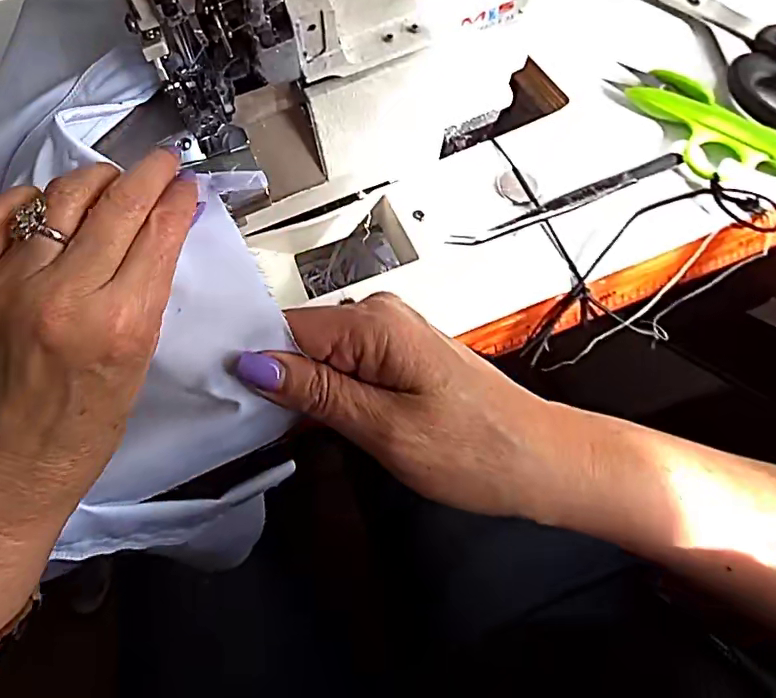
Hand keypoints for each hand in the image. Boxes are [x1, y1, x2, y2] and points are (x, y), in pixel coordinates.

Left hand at [0, 149, 200, 546]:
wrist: (9, 468)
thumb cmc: (89, 425)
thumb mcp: (142, 356)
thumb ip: (152, 285)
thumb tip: (166, 227)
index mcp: (121, 321)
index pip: (159, 232)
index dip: (179, 197)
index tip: (187, 183)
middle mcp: (68, 295)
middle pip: (120, 204)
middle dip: (151, 172)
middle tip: (164, 160)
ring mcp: (14, 284)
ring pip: (64, 197)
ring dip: (99, 177)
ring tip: (113, 181)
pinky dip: (28, 197)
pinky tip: (49, 204)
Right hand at [234, 293, 573, 522]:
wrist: (539, 459)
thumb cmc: (481, 447)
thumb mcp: (385, 429)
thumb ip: (316, 393)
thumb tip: (259, 365)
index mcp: (377, 323)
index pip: (287, 327)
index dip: (257, 363)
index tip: (235, 396)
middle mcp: (383, 315)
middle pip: (302, 338)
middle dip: (282, 380)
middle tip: (276, 427)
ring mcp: (392, 332)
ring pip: (322, 353)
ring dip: (307, 389)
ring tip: (315, 430)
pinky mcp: (398, 352)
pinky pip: (346, 362)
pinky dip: (332, 391)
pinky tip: (337, 420)